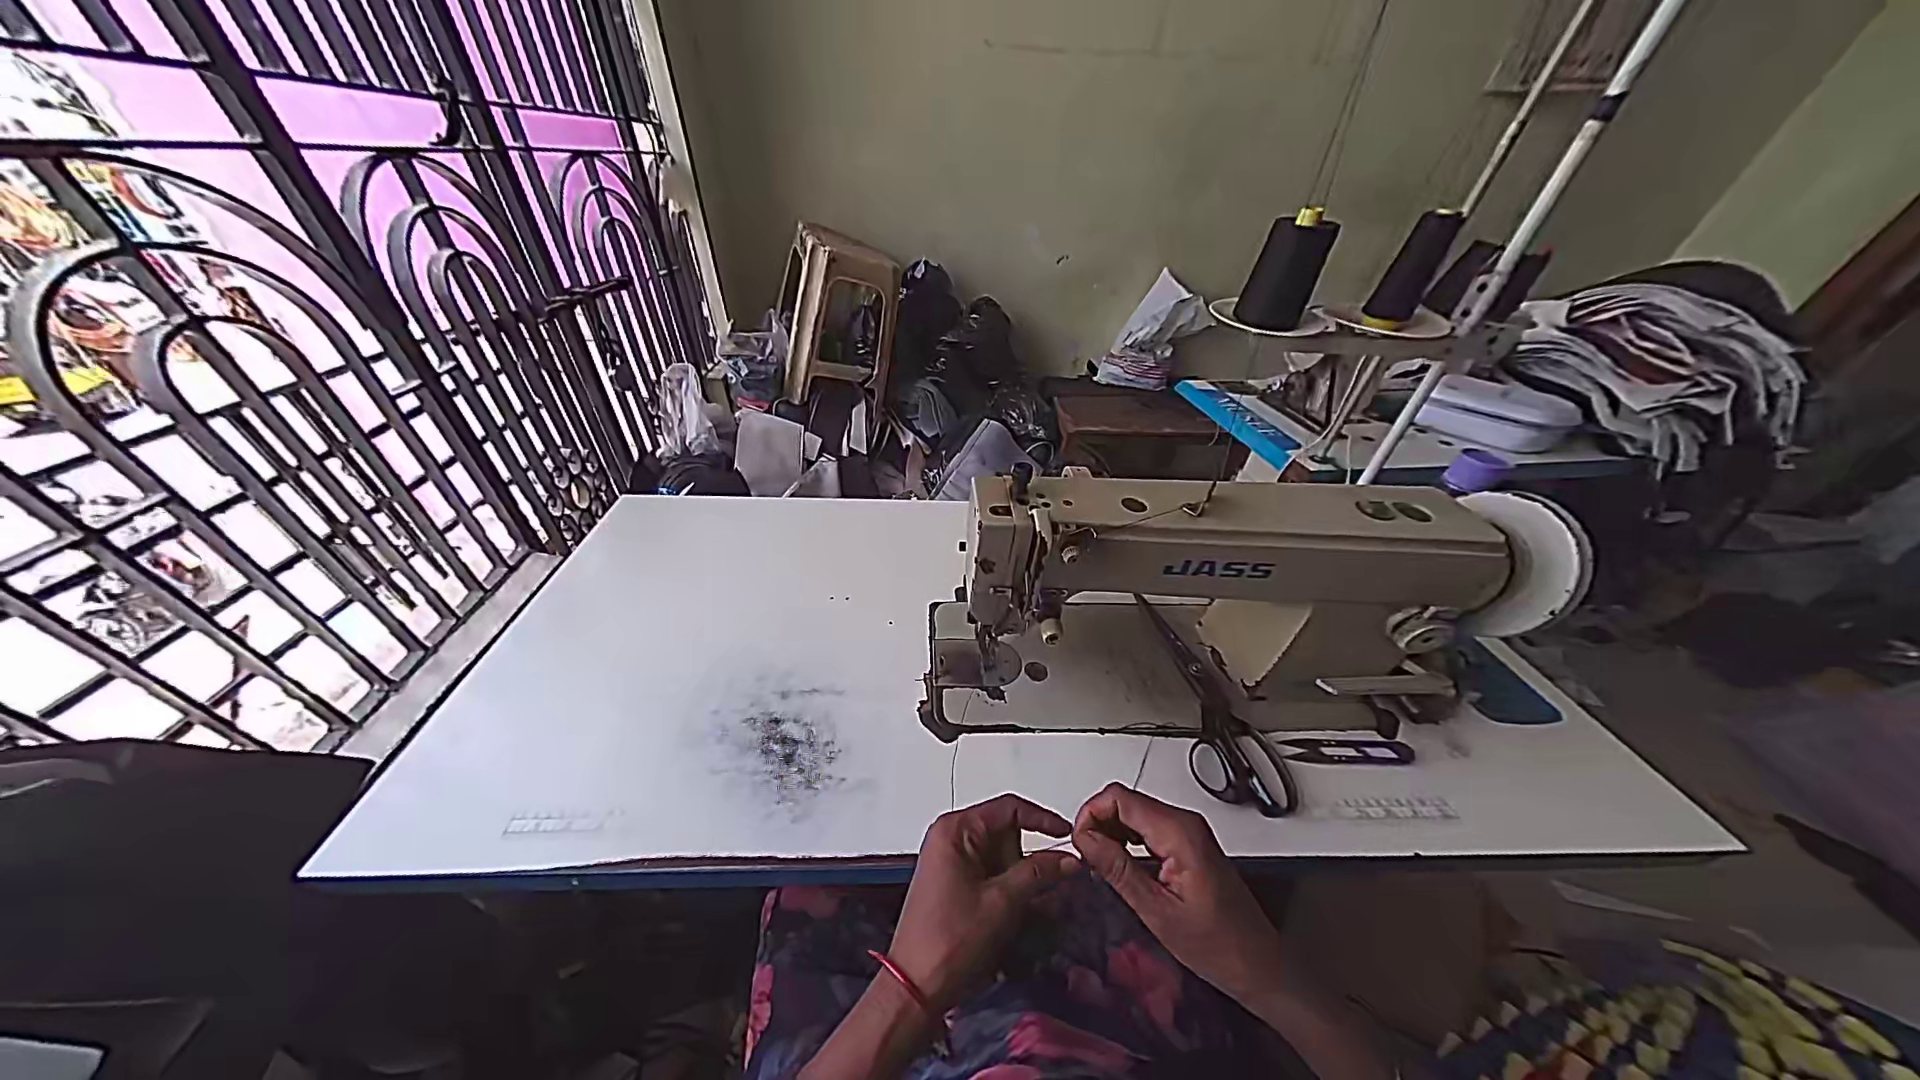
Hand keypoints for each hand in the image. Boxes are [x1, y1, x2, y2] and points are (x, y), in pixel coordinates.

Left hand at [887, 793, 1079, 1010]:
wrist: (916, 986)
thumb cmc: (949, 940)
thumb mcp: (1002, 902)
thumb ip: (1038, 873)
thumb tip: (1068, 859)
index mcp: (955, 829)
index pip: (1008, 808)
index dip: (1042, 819)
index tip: (1067, 835)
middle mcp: (950, 837)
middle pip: (1005, 833)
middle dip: (1027, 860)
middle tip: (1041, 888)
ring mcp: (951, 860)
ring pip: (1001, 856)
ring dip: (1020, 878)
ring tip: (1027, 907)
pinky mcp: (954, 881)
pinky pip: (990, 873)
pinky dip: (1008, 888)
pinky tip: (1017, 911)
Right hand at [1071, 783, 1286, 1006]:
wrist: (1261, 966)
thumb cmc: (1220, 946)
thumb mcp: (1157, 912)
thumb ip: (1117, 869)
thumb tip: (1085, 840)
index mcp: (1180, 833)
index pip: (1119, 797)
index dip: (1091, 814)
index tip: (1080, 842)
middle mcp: (1186, 823)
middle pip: (1125, 800)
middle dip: (1098, 823)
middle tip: (1087, 857)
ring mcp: (1188, 831)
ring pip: (1134, 811)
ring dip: (1110, 832)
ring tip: (1101, 864)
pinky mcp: (1187, 841)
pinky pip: (1147, 826)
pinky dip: (1126, 839)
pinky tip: (1120, 865)